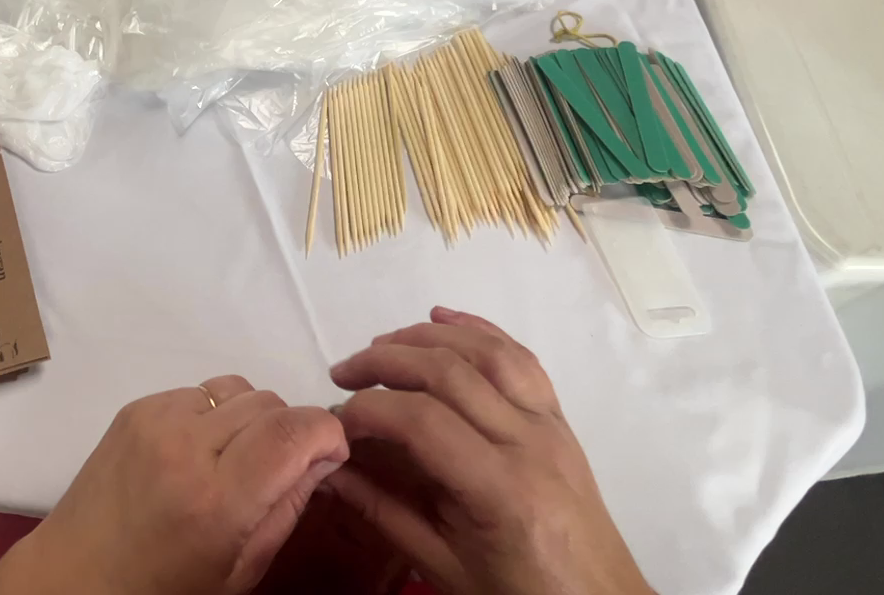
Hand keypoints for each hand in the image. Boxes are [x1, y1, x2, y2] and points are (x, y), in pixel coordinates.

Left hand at [0, 375, 348, 594]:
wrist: (78, 575)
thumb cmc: (166, 588)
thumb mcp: (240, 568)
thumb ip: (287, 505)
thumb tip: (323, 453)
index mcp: (218, 498)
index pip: (293, 430)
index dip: (325, 432)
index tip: (330, 453)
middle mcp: (186, 444)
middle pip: (268, 402)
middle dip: (288, 428)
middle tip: (279, 466)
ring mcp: (155, 418)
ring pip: (234, 387)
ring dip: (249, 417)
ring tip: (234, 458)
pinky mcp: (135, 406)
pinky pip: (196, 391)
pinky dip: (211, 413)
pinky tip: (197, 451)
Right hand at [322, 307, 653, 594]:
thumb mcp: (442, 567)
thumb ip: (380, 510)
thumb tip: (324, 467)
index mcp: (504, 493)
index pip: (421, 422)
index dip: (367, 411)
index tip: (335, 422)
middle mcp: (532, 446)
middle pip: (447, 372)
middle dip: (382, 362)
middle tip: (342, 375)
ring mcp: (551, 426)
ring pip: (483, 351)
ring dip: (423, 337)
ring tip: (380, 347)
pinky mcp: (559, 418)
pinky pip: (520, 357)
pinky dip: (477, 327)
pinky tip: (441, 318)